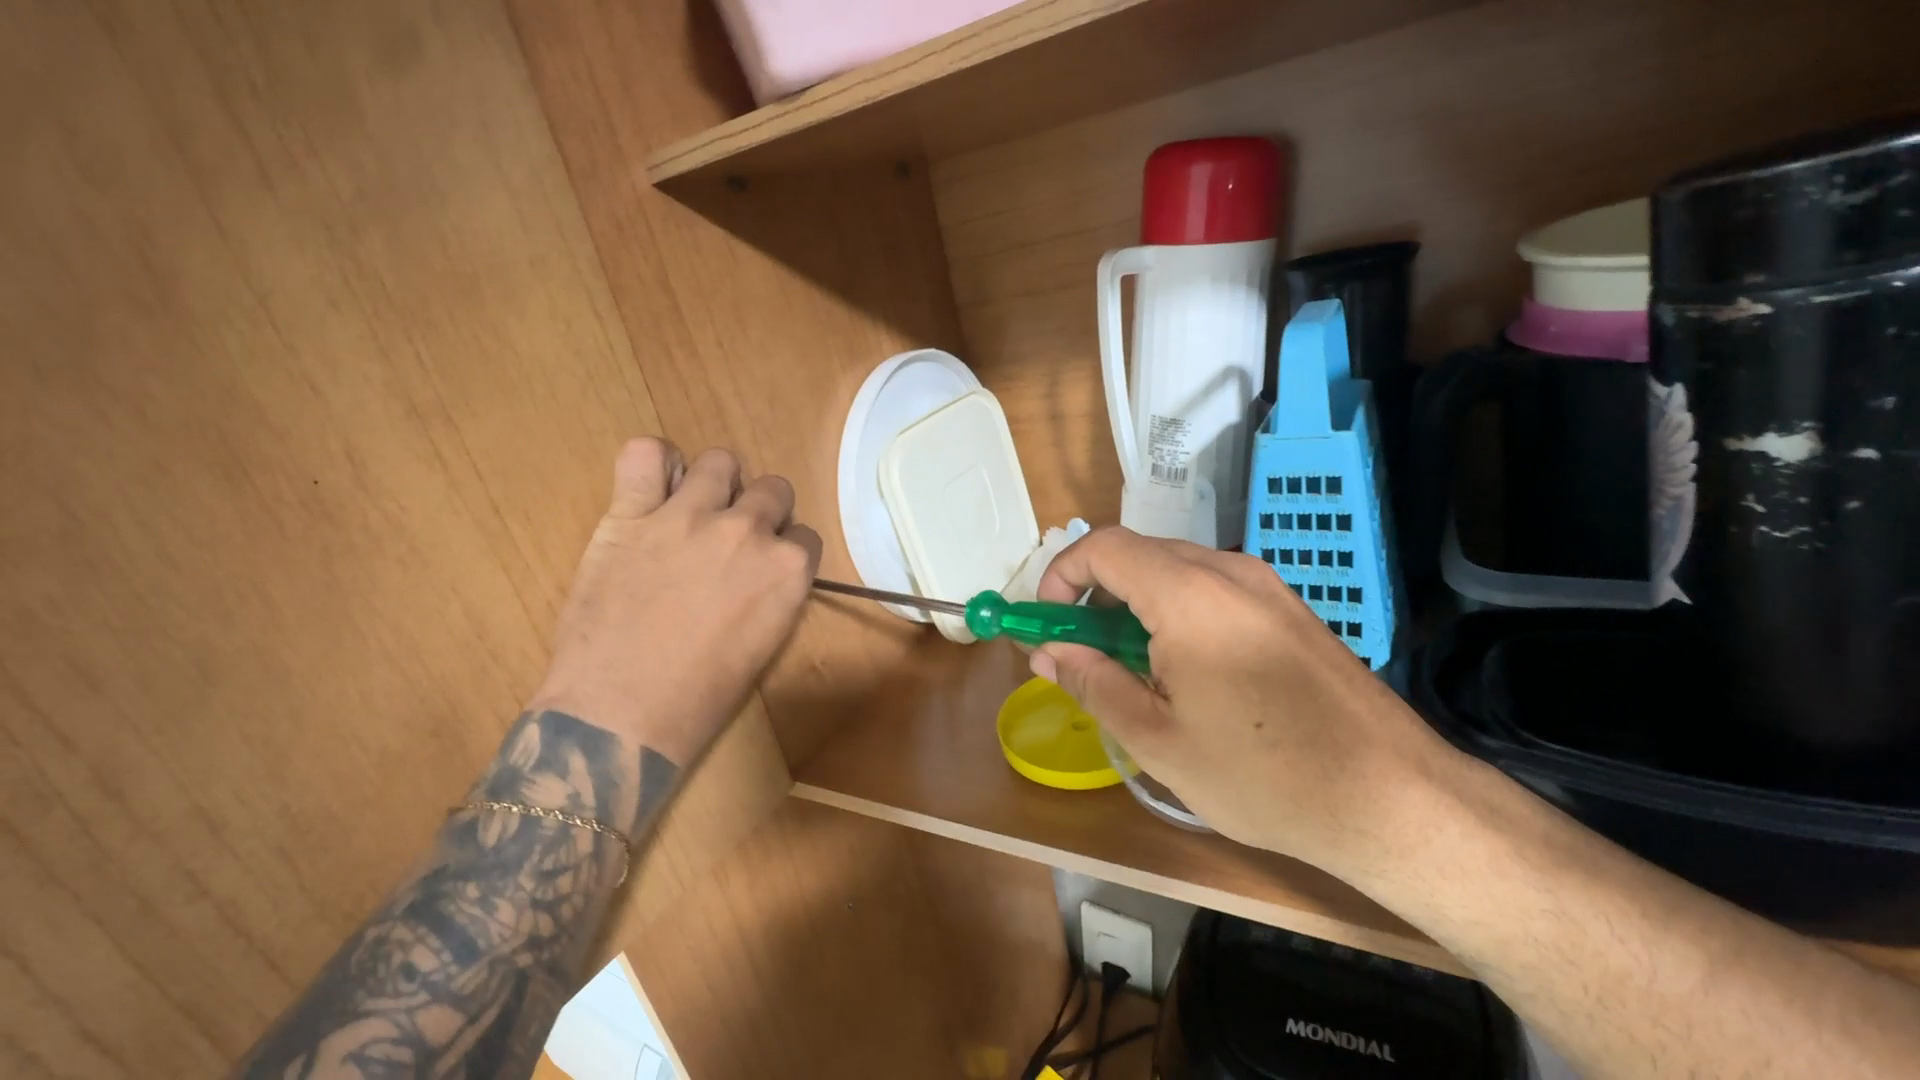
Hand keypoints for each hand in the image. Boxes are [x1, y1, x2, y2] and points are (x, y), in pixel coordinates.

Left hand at [529, 439, 817, 766]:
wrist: (621, 713)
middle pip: (773, 489)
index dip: (783, 550)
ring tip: (694, 509)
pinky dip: (653, 462)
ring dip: (716, 483)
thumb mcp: (763, 645)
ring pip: (720, 462)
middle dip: (760, 511)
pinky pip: (646, 455)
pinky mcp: (631, 514)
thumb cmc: (699, 698)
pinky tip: (652, 486)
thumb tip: (759, 574)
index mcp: (788, 570)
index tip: (763, 567)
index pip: (804, 535)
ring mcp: (688, 516)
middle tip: (731, 541)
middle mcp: (748, 531)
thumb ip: (772, 595)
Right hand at [1031, 527, 1462, 871]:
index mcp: (1189, 595)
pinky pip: (1217, 590)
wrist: (1390, 796)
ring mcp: (1268, 588)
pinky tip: (1190, 673)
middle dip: (1097, 594)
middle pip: (1140, 554)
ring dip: (1139, 605)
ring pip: (1180, 571)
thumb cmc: (1262, 774)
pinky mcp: (1292, 611)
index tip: (1050, 623)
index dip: (1062, 575)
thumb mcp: (1158, 740)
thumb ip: (1093, 684)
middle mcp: (1229, 572)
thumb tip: (1047, 653)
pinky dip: (1180, 613)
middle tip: (1084, 654)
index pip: (1104, 547)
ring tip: (1135, 671)